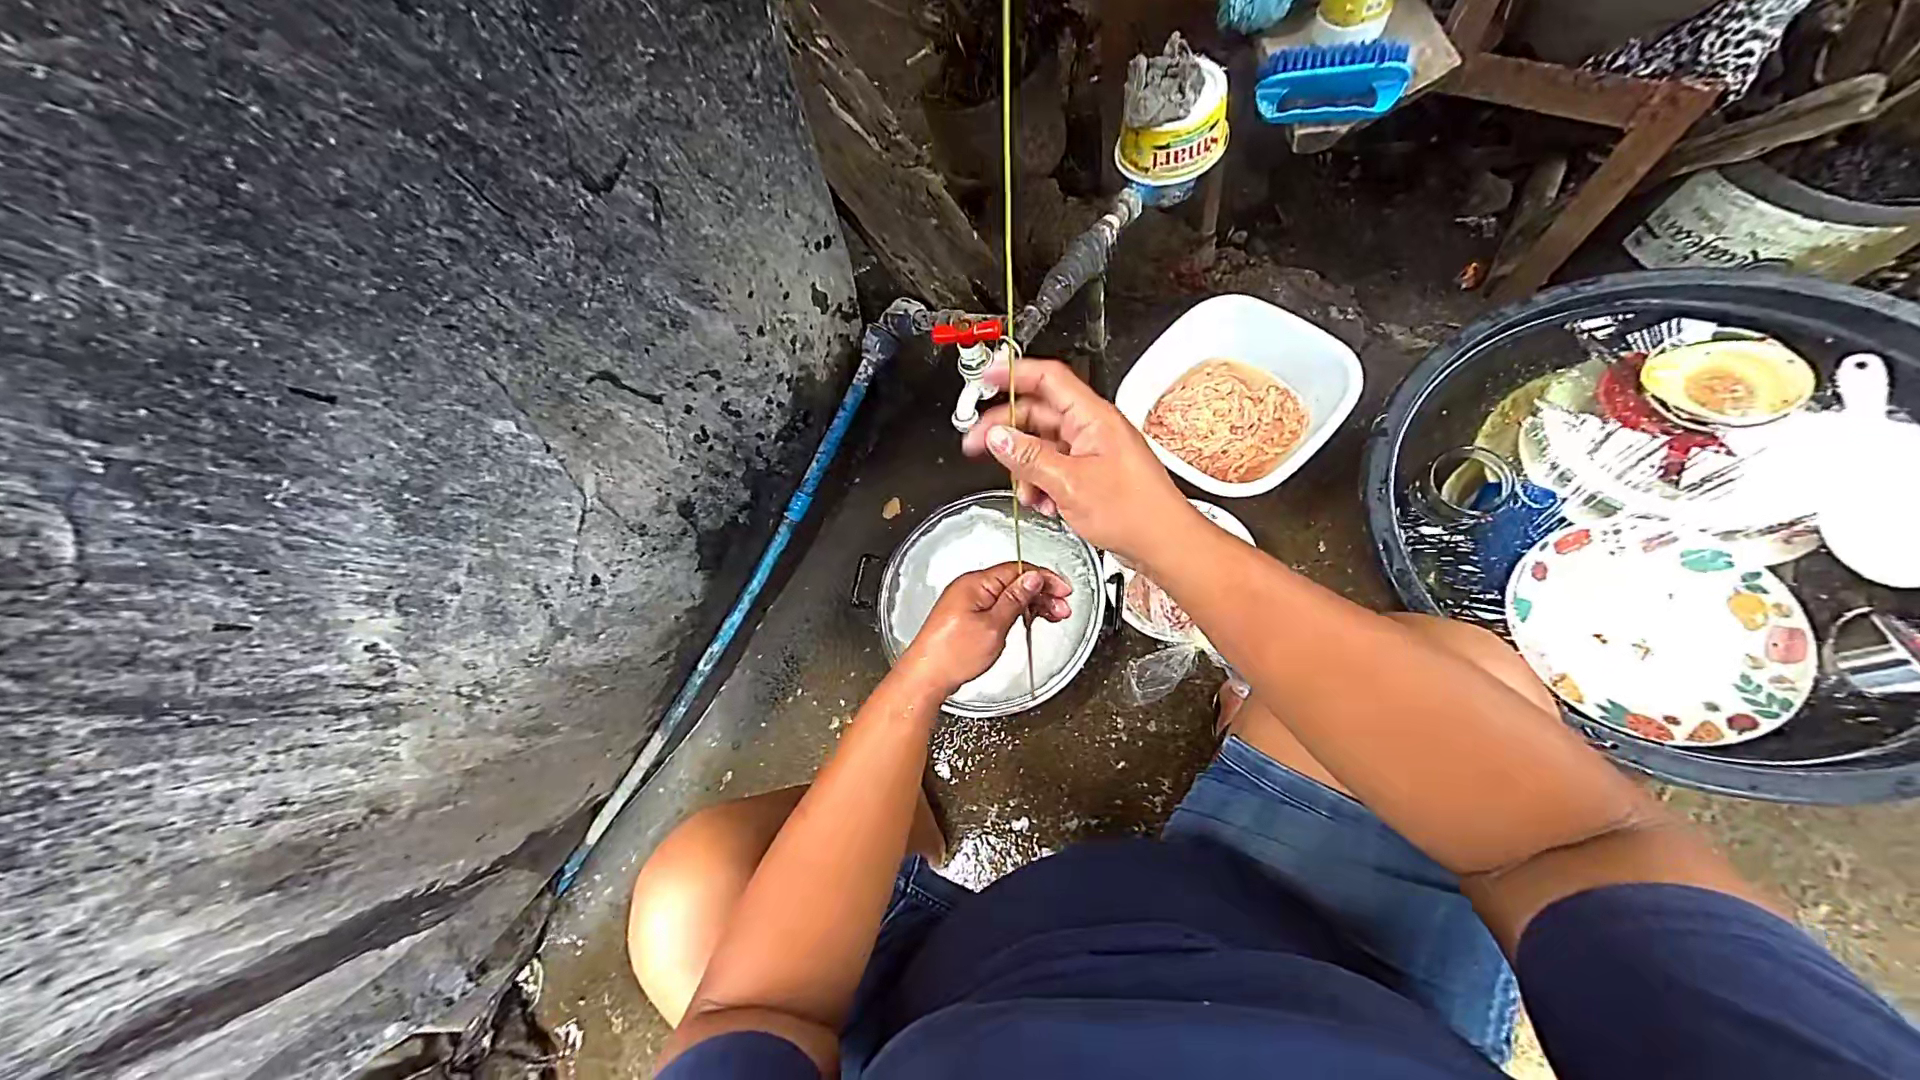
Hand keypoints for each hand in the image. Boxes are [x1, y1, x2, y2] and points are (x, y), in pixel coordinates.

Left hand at [895, 562, 1072, 694]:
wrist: (926, 677)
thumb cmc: (952, 655)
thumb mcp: (993, 627)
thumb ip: (1015, 600)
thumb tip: (1033, 578)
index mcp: (975, 583)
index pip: (1018, 569)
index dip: (1044, 578)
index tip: (1063, 590)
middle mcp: (970, 588)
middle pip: (1014, 581)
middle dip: (1042, 593)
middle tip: (1062, 608)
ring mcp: (968, 602)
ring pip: (1008, 594)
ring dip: (1032, 604)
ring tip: (1052, 616)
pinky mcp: (967, 616)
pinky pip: (998, 606)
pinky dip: (1017, 612)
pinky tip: (1029, 620)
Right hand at [959, 358, 1195, 560]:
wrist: (1164, 543)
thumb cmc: (1136, 512)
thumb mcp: (1070, 483)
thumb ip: (1029, 457)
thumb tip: (998, 437)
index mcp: (1092, 417)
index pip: (1047, 379)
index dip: (1014, 373)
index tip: (986, 377)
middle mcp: (1091, 429)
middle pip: (1037, 415)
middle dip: (1008, 432)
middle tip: (981, 444)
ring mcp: (1091, 451)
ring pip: (1042, 446)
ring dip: (1026, 468)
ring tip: (1026, 489)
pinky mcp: (1090, 474)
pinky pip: (1054, 468)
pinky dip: (1041, 483)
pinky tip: (1044, 502)